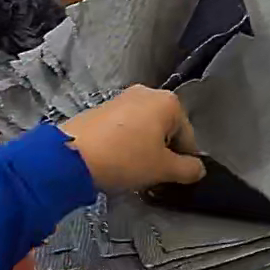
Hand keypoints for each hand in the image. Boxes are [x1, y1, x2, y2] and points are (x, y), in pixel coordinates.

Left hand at [61, 86, 205, 191]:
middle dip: (164, 151)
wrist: (71, 157)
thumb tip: (198, 169)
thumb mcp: (165, 169)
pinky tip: (117, 160)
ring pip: (146, 129)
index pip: (188, 137)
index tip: (172, 176)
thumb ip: (189, 169)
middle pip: (167, 130)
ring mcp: (122, 98)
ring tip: (133, 169)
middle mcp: (148, 93)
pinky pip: (125, 128)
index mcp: (169, 102)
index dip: (184, 160)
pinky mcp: (101, 108)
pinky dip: (127, 143)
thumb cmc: (126, 159)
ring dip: (145, 148)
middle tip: (153, 173)